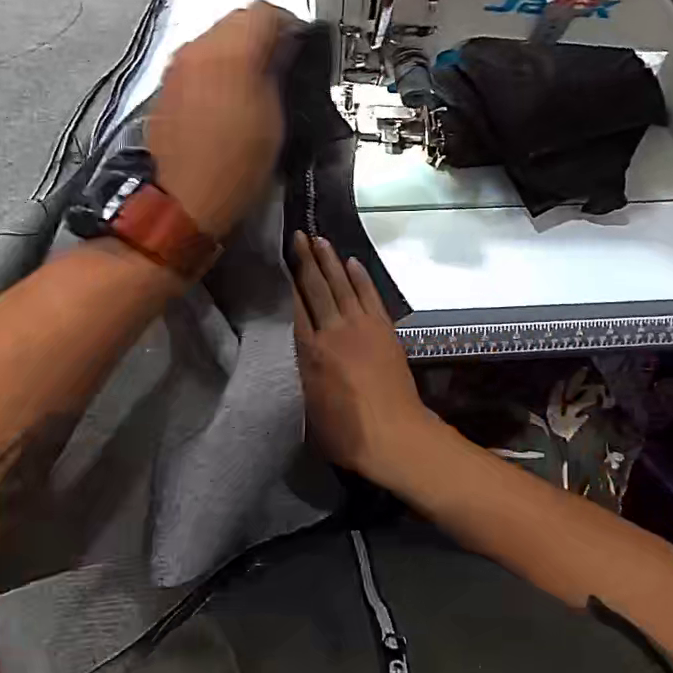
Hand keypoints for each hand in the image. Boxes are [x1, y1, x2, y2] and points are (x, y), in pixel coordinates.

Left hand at [149, 2, 293, 237]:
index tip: (299, 43)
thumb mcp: (275, 117)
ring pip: (215, 37)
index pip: (265, 11)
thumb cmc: (233, 168)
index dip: (289, 25)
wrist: (186, 199)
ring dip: (238, 49)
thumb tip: (284, 50)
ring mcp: (178, 67)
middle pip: (238, 18)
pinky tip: (229, 94)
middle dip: (262, 34)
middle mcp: (198, 50)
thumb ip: (280, 71)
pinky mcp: (167, 85)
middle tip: (281, 61)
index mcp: (231, 52)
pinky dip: (216, 67)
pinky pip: (197, 60)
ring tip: (256, 80)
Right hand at [291, 233, 435, 480]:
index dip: (284, 281)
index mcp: (310, 351)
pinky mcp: (384, 330)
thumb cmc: (346, 433)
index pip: (293, 307)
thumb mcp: (305, 410)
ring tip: (319, 239)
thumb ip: (293, 376)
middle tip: (297, 235)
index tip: (277, 259)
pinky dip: (361, 277)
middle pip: (316, 288)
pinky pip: (369, 296)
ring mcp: (362, 327)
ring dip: (330, 261)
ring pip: (342, 285)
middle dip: (305, 260)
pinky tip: (351, 262)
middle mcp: (334, 331)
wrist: (396, 436)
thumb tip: (278, 356)